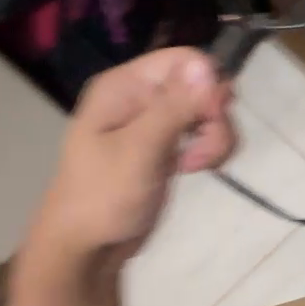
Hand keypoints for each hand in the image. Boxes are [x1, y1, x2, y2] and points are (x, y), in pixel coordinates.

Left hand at [22, 48, 234, 275]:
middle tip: (202, 156)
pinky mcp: (167, 146)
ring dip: (216, 139)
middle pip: (203, 86)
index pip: (185, 61)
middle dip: (215, 120)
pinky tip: (195, 170)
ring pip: (208, 112)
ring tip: (197, 167)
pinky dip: (209, 150)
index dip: (208, 87)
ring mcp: (155, 122)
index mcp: (126, 86)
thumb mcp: (139, 151)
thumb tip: (209, 67)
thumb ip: (173, 109)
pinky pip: (202, 133)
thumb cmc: (104, 197)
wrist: (88, 245)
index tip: (211, 123)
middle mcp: (142, 96)